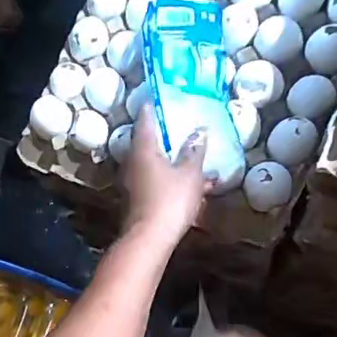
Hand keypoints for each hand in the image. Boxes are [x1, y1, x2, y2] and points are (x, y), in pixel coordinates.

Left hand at [121, 107, 208, 244]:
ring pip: (158, 165)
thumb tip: (198, 132)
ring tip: (202, 164)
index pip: (146, 119)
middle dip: (170, 137)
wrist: (149, 239)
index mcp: (143, 149)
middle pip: (151, 143)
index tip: (162, 97)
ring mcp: (134, 183)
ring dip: (178, 163)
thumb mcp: (190, 173)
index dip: (154, 107)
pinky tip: (197, 188)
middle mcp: (133, 163)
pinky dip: (175, 180)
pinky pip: (160, 182)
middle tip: (186, 128)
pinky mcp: (140, 200)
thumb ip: (194, 151)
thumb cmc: (170, 200)